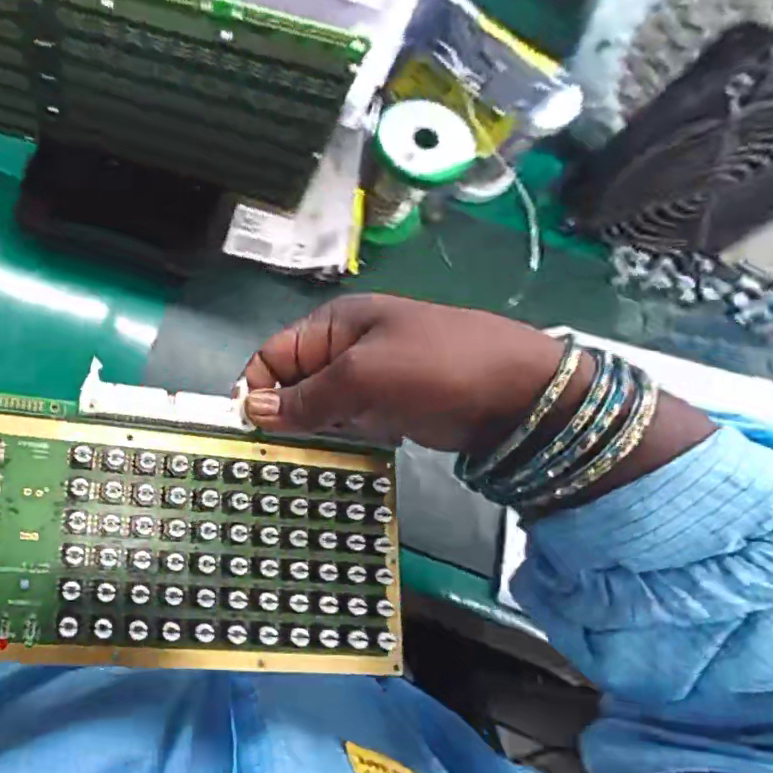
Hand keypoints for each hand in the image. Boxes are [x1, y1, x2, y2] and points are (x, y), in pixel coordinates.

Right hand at [242, 294, 569, 452]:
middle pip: (290, 381)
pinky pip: (342, 420)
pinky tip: (343, 447)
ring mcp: (366, 377)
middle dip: (282, 411)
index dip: (256, 387)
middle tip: (281, 445)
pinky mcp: (384, 404)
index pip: (272, 354)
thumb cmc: (436, 371)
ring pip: (314, 405)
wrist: (523, 395)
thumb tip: (253, 411)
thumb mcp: (362, 378)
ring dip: (309, 427)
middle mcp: (344, 348)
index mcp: (334, 325)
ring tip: (315, 448)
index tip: (249, 426)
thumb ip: (303, 398)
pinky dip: (336, 435)